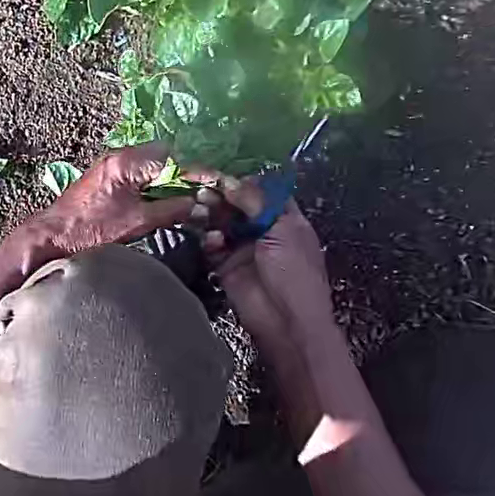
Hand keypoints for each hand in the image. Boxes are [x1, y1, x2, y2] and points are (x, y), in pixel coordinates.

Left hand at [13, 143, 201, 268]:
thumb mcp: (138, 221)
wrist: (49, 239)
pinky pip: (143, 174)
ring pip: (155, 165)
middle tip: (209, 190)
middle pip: (167, 156)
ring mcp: (113, 165)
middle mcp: (121, 156)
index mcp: (128, 161)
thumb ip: (173, 210)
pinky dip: (160, 184)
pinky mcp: (109, 178)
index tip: (219, 183)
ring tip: (195, 196)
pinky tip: (170, 199)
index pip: (175, 159)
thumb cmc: (91, 231)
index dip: (200, 172)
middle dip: (189, 173)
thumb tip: (202, 206)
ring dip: (175, 179)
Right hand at [203, 180, 336, 355]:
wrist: (288, 323)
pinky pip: (211, 245)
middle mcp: (262, 228)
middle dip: (220, 194)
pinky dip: (209, 239)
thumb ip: (255, 202)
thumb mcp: (281, 229)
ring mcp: (243, 246)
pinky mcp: (226, 265)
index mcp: (284, 216)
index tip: (220, 172)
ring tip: (200, 207)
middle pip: (236, 203)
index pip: (261, 190)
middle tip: (202, 186)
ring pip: (221, 221)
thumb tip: (229, 181)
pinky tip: (212, 241)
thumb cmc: (294, 272)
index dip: (242, 180)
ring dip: (211, 213)